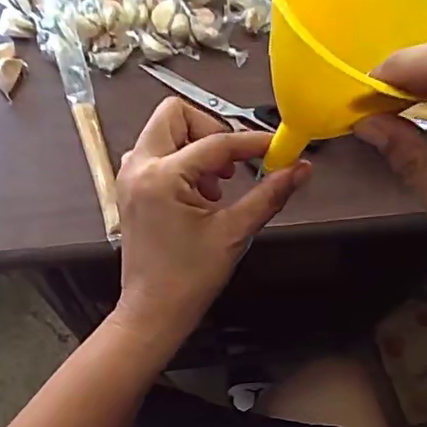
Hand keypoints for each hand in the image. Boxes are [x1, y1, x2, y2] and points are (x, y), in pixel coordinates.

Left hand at [111, 99, 310, 338]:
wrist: (153, 311)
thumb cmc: (184, 281)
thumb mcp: (233, 233)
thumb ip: (268, 195)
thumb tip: (297, 170)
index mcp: (161, 177)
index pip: (215, 143)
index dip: (251, 142)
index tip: (274, 148)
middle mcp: (138, 170)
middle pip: (175, 114)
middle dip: (209, 131)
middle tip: (231, 163)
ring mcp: (130, 179)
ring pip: (164, 133)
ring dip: (194, 148)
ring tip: (215, 186)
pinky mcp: (131, 191)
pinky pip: (157, 156)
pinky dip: (181, 163)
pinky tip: (199, 196)